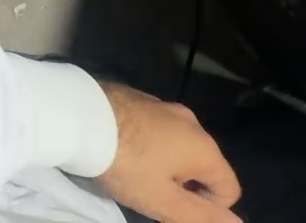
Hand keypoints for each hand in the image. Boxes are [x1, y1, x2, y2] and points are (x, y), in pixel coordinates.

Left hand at [96, 83, 241, 222]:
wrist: (77, 115)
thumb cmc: (124, 162)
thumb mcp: (165, 202)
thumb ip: (204, 218)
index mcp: (203, 145)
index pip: (228, 188)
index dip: (206, 207)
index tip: (171, 206)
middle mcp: (188, 119)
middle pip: (201, 165)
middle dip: (182, 185)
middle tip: (149, 191)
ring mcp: (159, 103)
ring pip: (175, 145)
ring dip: (163, 163)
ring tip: (131, 170)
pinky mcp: (134, 95)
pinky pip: (153, 128)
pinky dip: (145, 142)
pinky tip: (120, 147)